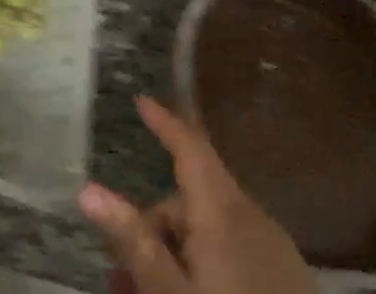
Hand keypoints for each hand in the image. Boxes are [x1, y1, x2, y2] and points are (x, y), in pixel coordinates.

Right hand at [77, 96, 315, 293]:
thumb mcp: (171, 292)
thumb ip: (132, 240)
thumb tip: (86, 188)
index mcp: (226, 216)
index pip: (192, 151)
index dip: (165, 124)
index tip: (140, 100)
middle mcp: (254, 223)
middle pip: (190, 201)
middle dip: (151, 226)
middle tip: (121, 271)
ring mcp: (277, 255)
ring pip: (209, 233)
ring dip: (173, 253)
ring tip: (145, 289)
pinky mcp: (289, 283)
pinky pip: (234, 256)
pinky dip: (203, 267)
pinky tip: (187, 292)